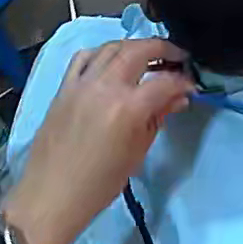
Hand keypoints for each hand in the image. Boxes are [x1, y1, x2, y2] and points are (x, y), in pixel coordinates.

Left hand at [1, 38, 193, 243]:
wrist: (51, 197)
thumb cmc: (100, 183)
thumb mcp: (138, 151)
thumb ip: (159, 117)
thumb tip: (178, 97)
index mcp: (128, 107)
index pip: (165, 82)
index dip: (184, 82)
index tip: (191, 86)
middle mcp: (106, 86)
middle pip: (140, 49)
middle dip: (164, 48)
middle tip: (177, 58)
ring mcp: (82, 83)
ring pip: (113, 46)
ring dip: (136, 46)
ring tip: (149, 56)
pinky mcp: (65, 86)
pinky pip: (85, 57)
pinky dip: (103, 52)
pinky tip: (112, 61)